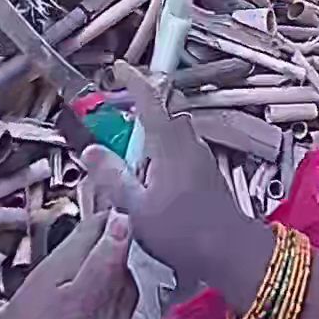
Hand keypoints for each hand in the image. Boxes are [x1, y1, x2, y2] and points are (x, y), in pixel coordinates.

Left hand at [0, 212, 136, 318]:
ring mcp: (63, 303)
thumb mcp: (77, 303)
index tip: (137, 256)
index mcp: (66, 259)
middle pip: (110, 266)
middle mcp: (64, 275)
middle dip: (121, 294)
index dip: (123, 230)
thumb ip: (102, 261)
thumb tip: (122, 217)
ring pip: (107, 297)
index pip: (100, 224)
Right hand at [83, 62, 268, 288]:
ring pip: (172, 130)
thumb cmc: (182, 231)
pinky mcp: (205, 169)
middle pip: (163, 112)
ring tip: (130, 159)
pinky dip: (162, 151)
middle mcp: (187, 141)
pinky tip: (151, 179)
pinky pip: (180, 147)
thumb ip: (112, 176)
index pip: (150, 100)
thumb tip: (90, 150)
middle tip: (118, 121)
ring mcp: (199, 154)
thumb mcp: (136, 208)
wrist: (228, 250)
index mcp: (168, 143)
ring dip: (151, 135)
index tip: (119, 67)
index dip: (134, 80)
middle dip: (141, 110)